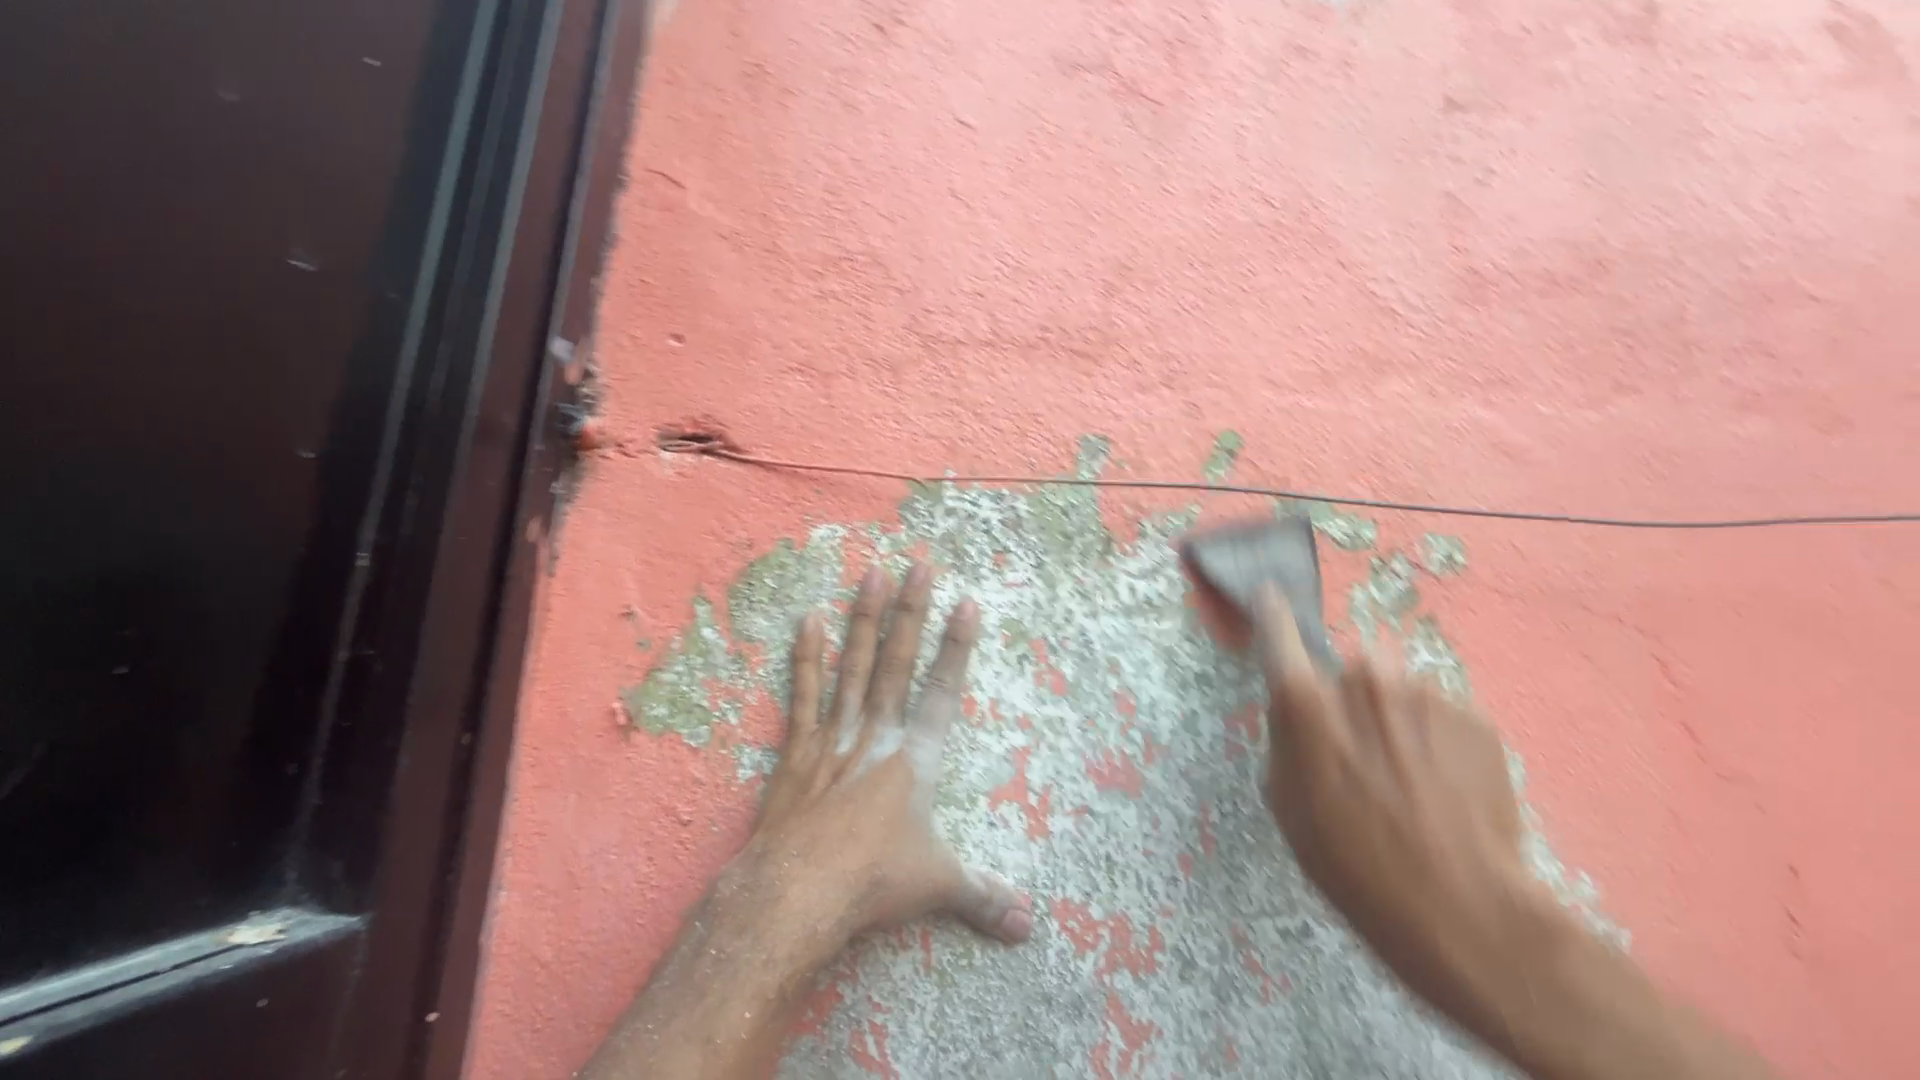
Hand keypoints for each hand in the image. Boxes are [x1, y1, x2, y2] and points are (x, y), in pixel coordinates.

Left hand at [739, 561, 1033, 948]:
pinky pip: (803, 693)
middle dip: (911, 611)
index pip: (944, 690)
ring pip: (853, 664)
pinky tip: (808, 619)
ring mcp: (833, 737)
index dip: (958, 646)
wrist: (799, 891)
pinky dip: (806, 656)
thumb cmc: (874, 882)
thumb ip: (983, 897)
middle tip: (918, 563)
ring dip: (864, 618)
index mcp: (916, 758)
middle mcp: (877, 734)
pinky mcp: (797, 751)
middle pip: (897, 661)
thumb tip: (1029, 925)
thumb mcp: (938, 886)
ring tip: (870, 572)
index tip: (967, 601)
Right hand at [1252, 583, 1552, 1049]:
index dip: (1272, 614)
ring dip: (1396, 716)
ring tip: (1411, 777)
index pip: (1280, 634)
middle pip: (1349, 669)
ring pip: (1399, 689)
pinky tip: (1446, 788)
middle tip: (1360, 750)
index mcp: (1308, 702)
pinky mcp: (1475, 716)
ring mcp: (1427, 693)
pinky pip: (1440, 713)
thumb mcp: (1288, 805)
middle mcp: (1365, 680)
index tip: (1271, 597)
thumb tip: (1300, 714)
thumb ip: (1287, 740)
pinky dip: (1437, 739)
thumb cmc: (1353, 863)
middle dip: (1350, 695)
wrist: (1463, 906)